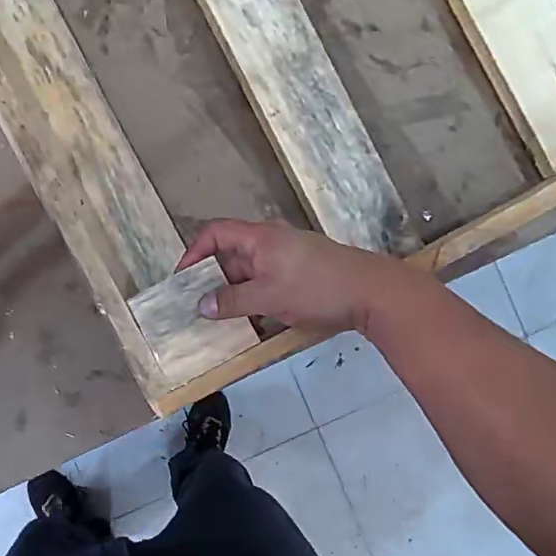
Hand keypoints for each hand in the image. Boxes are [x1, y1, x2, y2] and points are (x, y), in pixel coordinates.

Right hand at [178, 219, 417, 333]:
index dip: (193, 253)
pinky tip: (251, 322)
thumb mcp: (267, 298)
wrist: (373, 294)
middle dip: (211, 279)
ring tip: (221, 319)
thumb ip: (231, 301)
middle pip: (230, 255)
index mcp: (260, 238)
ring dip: (233, 293)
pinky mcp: (300, 274)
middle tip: (198, 305)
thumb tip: (202, 306)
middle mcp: (271, 242)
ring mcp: (287, 258)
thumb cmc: (317, 289)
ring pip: (248, 273)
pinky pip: (265, 283)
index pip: (215, 233)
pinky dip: (253, 299)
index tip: (182, 280)